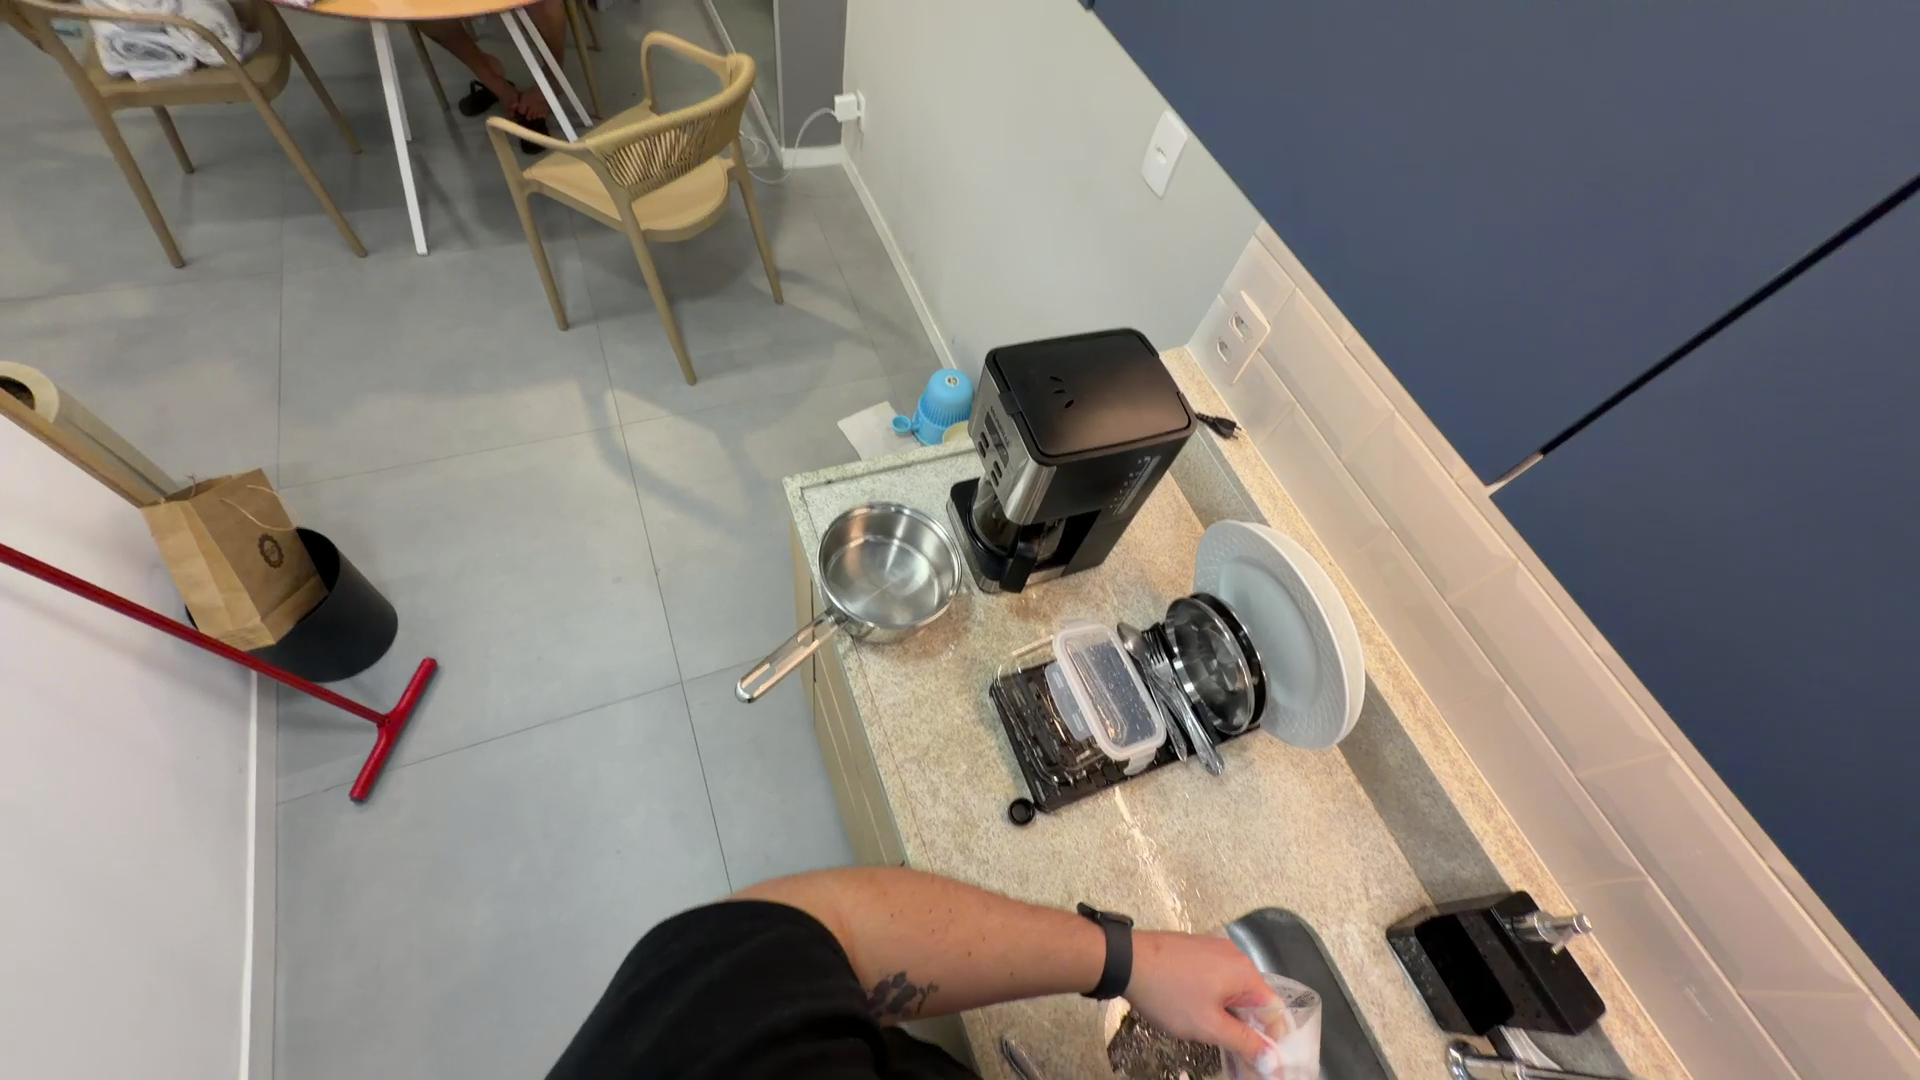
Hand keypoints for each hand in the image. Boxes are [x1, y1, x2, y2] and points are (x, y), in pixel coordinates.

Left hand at [1123, 931, 1278, 1063]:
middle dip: (1252, 1033)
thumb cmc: (1170, 993)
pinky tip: (1205, 1021)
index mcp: (1244, 971)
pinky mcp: (1196, 950)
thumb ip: (1245, 1043)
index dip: (1274, 1042)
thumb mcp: (1209, 1026)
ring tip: (1223, 1046)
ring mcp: (1213, 949)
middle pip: (1256, 1001)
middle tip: (1242, 1064)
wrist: (1126, 959)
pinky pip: (1218, 980)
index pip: (1275, 1012)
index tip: (1265, 1067)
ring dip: (1233, 1020)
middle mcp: (1234, 955)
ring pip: (1235, 992)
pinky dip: (1218, 1003)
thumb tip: (1274, 1061)